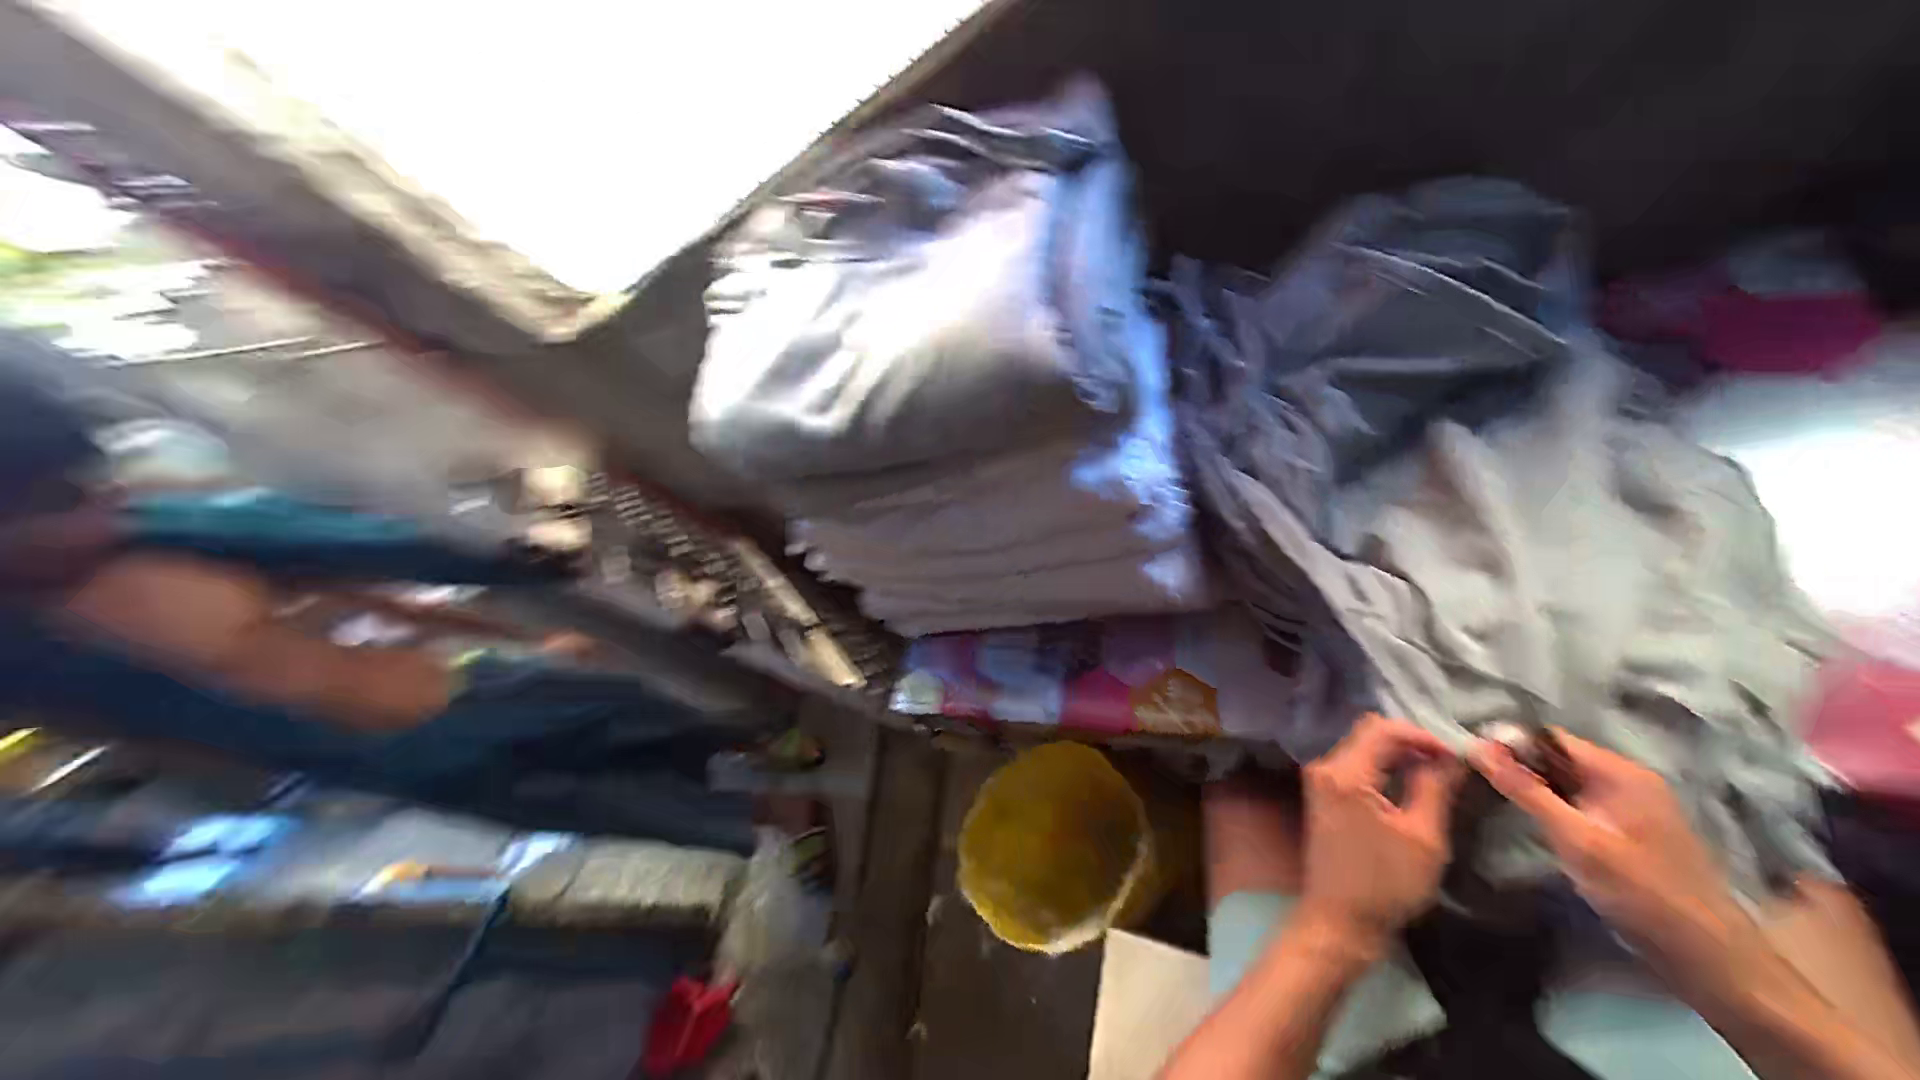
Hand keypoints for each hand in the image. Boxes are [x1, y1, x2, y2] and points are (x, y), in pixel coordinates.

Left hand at [1298, 713, 1463, 946]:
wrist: (1340, 919)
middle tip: (1451, 764)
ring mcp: (1320, 780)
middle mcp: (1325, 767)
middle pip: (1370, 734)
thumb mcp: (1423, 836)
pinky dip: (1384, 768)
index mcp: (1344, 773)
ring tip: (1439, 774)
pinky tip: (1413, 784)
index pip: (1382, 728)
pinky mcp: (1324, 793)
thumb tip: (1454, 757)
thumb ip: (1435, 788)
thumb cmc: (1385, 883)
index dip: (1422, 735)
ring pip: (1363, 748)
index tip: (1456, 755)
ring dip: (1399, 755)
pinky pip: (1356, 766)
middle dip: (1412, 743)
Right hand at [1470, 731, 1747, 967]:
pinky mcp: (1624, 827)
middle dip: (1516, 763)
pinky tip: (1526, 815)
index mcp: (1621, 772)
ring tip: (1490, 793)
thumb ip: (1524, 789)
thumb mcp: (1574, 837)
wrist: (1705, 955)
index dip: (1508, 743)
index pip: (1550, 738)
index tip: (1470, 757)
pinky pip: (1576, 800)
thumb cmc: (1639, 890)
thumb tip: (1475, 746)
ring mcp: (1628, 804)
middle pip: (1556, 756)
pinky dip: (1549, 802)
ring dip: (1530, 784)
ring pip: (1563, 779)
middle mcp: (1627, 779)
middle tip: (1474, 776)